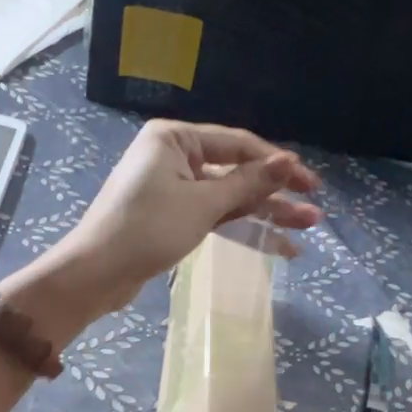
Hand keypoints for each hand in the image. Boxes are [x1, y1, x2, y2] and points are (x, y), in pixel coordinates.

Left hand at [55, 120, 321, 314]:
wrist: (97, 273)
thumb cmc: (147, 229)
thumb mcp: (203, 204)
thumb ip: (248, 183)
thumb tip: (288, 161)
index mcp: (175, 138)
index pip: (238, 144)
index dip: (277, 163)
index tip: (310, 183)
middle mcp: (174, 155)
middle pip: (237, 170)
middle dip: (276, 193)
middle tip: (315, 210)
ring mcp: (173, 187)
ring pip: (230, 196)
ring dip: (265, 212)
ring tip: (306, 227)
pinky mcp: (173, 215)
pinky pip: (215, 215)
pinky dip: (242, 227)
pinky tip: (276, 243)